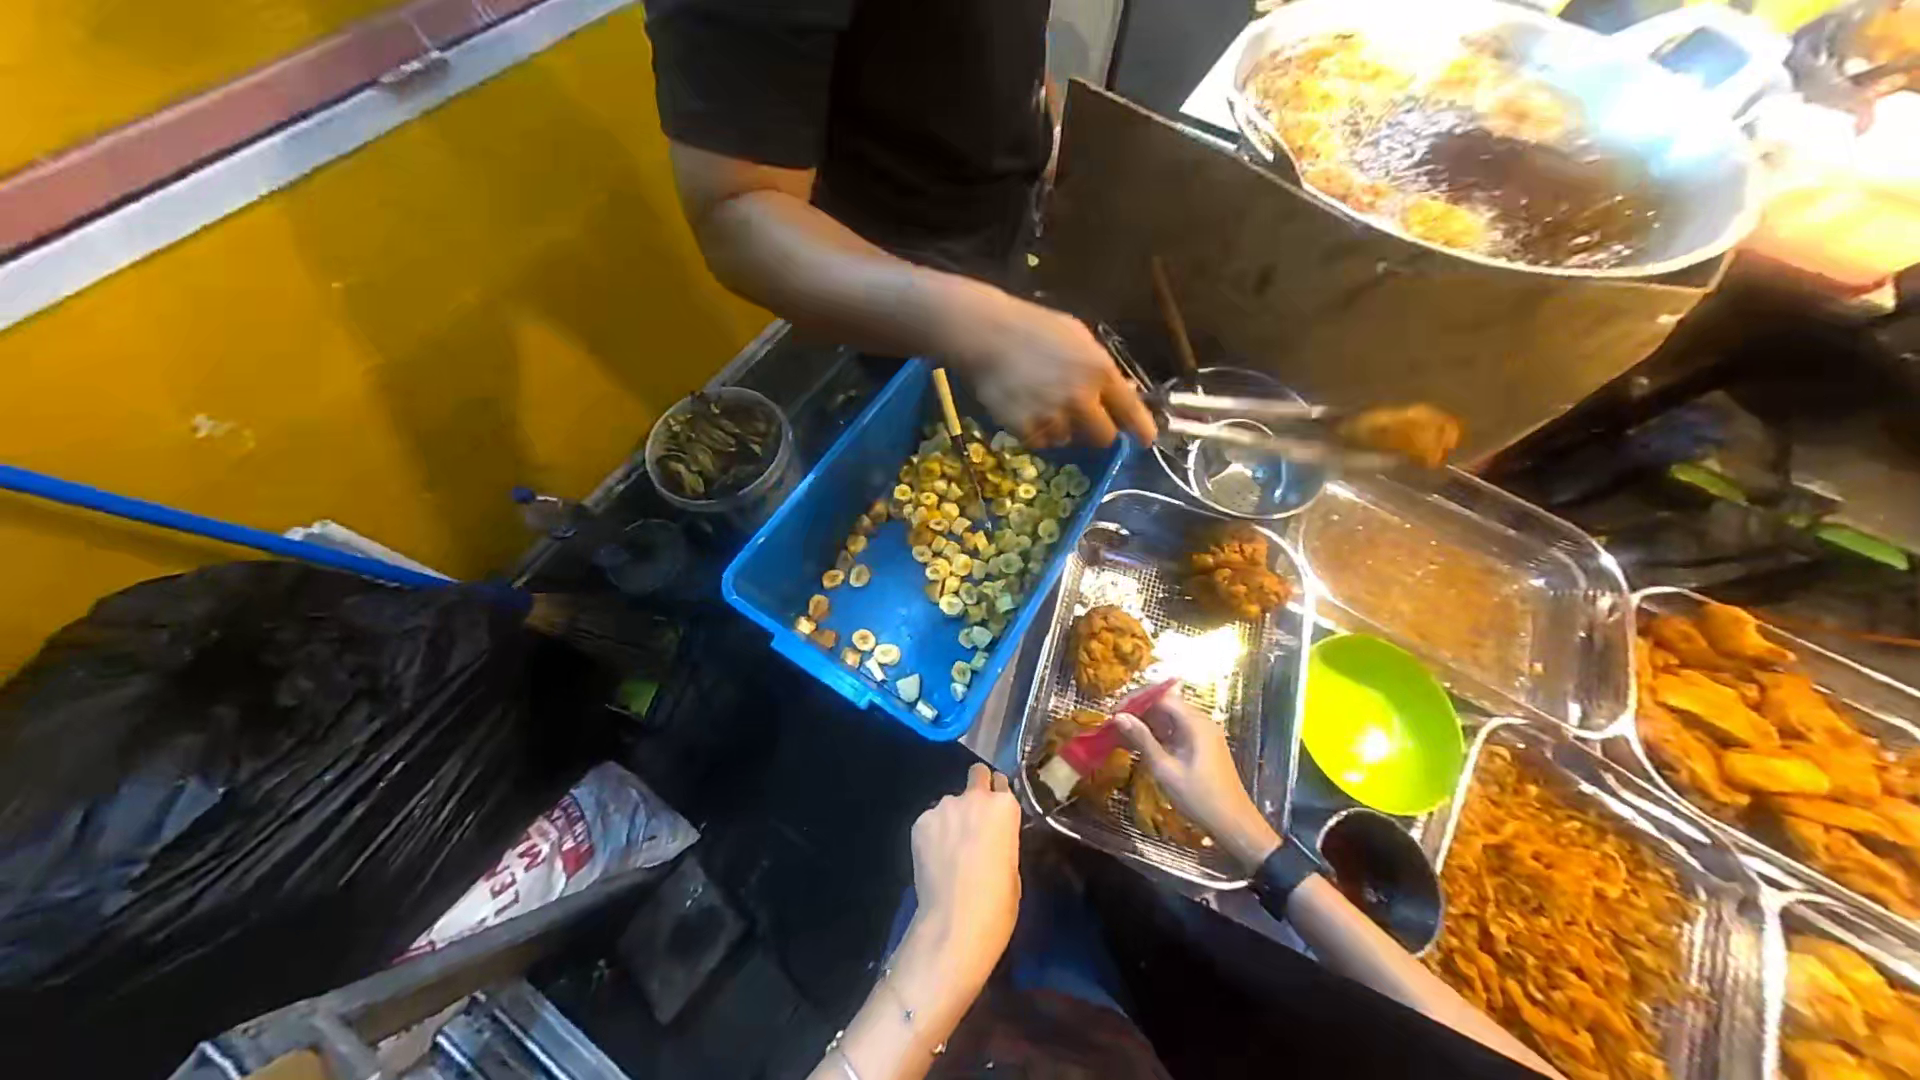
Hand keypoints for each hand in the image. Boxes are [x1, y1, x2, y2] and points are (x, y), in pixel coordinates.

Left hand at [904, 763, 1021, 988]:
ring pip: (950, 802)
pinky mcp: (920, 822)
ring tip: (949, 849)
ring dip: (952, 817)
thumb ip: (1001, 837)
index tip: (994, 815)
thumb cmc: (997, 904)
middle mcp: (974, 797)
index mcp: (1004, 807)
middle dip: (976, 788)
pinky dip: (932, 833)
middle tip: (973, 820)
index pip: (1001, 782)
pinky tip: (934, 859)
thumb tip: (990, 835)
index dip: (997, 797)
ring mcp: (944, 807)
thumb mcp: (1012, 866)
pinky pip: (930, 820)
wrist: (954, 925)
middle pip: (976, 774)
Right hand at [938, 283, 1155, 448]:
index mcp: (1099, 371)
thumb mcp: (1077, 336)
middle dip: (1096, 431)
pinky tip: (1025, 408)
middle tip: (1082, 418)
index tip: (1146, 440)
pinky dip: (1035, 431)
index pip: (1130, 410)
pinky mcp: (1027, 429)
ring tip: (1042, 403)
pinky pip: (1040, 442)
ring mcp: (1053, 416)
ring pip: (1068, 440)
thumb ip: (1100, 367)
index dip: (1142, 429)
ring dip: (1061, 429)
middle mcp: (1081, 398)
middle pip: (1103, 437)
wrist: (986, 334)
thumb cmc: (1033, 327)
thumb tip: (1122, 392)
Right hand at [1112, 694, 1280, 868]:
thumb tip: (1119, 717)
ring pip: (1171, 716)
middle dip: (1140, 710)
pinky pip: (1178, 729)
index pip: (1161, 696)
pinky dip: (1160, 733)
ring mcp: (1205, 733)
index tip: (1115, 712)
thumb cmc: (1199, 798)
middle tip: (1116, 723)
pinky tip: (1143, 744)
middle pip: (1166, 703)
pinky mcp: (1205, 745)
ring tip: (1124, 733)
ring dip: (1148, 722)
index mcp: (1195, 724)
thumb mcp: (1165, 769)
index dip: (1136, 700)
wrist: (1234, 824)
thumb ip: (1142, 739)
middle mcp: (1202, 722)